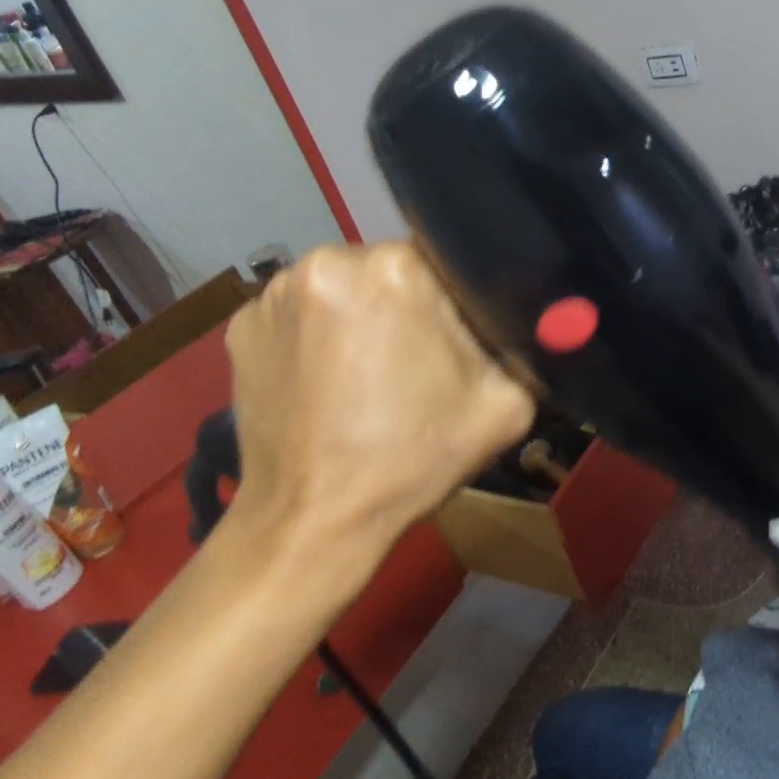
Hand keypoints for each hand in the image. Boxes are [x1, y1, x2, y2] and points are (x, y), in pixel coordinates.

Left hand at [223, 241, 533, 556]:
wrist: (315, 520)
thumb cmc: (415, 457)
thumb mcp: (510, 403)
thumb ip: (527, 348)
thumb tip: (535, 325)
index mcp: (398, 269)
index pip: (449, 258)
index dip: (463, 298)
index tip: (466, 338)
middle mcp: (330, 262)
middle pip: (394, 269)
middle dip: (413, 303)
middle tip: (423, 358)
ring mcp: (275, 294)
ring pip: (348, 287)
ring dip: (366, 315)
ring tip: (375, 372)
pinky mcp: (242, 326)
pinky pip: (303, 312)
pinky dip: (322, 335)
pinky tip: (333, 378)